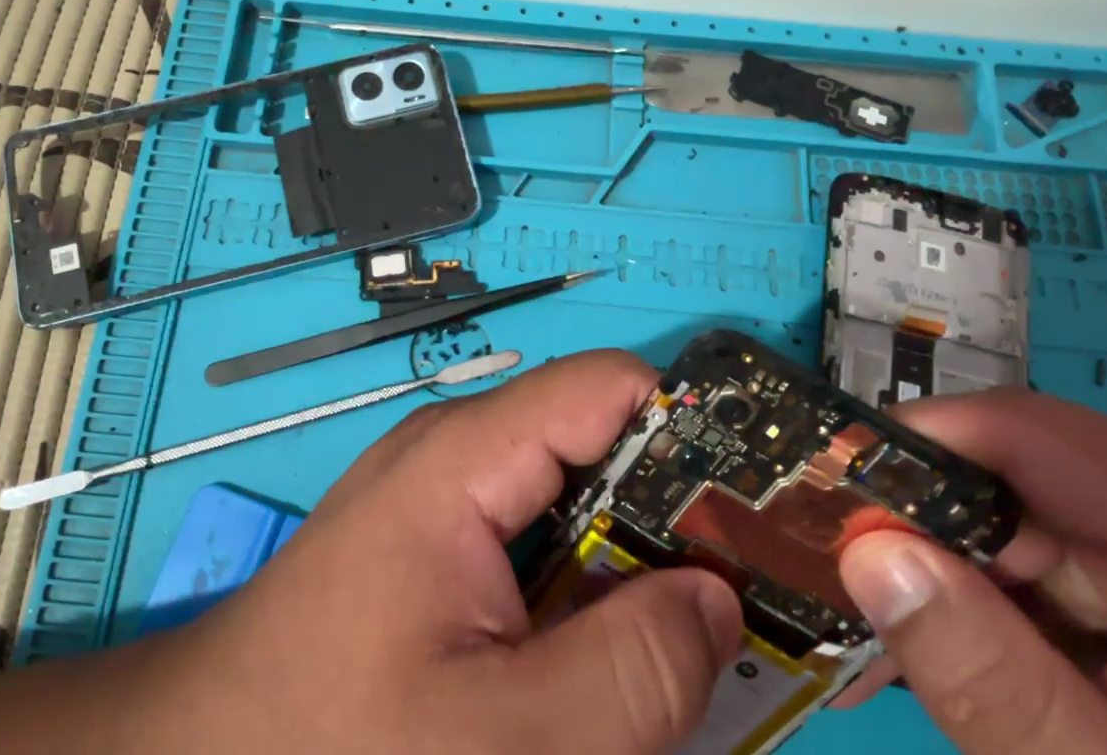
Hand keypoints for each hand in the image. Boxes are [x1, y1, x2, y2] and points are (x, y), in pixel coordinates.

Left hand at [133, 351, 743, 752]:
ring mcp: (448, 506)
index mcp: (467, 459)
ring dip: (641, 577)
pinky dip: (591, 603)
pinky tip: (614, 673)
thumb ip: (632, 670)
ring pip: (580, 513)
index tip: (774, 508)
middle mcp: (461, 459)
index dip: (701, 429)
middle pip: (605, 451)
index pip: (612, 387)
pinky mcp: (440, 554)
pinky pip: (540, 556)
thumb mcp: (506, 737)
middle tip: (758, 606)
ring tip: (699, 656)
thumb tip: (720, 602)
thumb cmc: (333, 743)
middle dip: (685, 523)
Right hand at [835, 388, 1106, 753]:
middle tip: (823, 593)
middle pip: (1005, 471)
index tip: (812, 492)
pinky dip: (965, 590)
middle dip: (904, 522)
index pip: (1034, 438)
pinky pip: (1028, 546)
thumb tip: (868, 553)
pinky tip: (930, 647)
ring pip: (1002, 508)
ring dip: (925, 564)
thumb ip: (1000, 688)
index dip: (908, 445)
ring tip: (867, 643)